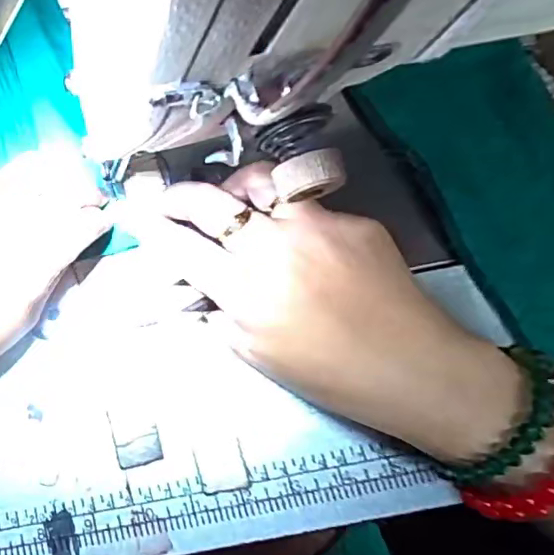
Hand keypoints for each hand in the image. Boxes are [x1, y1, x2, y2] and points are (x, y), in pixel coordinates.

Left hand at [0, 142, 112, 414]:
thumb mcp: (25, 320)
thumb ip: (53, 277)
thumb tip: (74, 249)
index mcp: (36, 257)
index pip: (84, 220)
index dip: (100, 220)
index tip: (103, 225)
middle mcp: (10, 221)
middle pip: (63, 184)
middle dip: (84, 191)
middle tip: (86, 208)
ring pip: (26, 167)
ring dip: (48, 174)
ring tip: (49, 193)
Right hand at [124, 163, 523, 459]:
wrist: (411, 365)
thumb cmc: (327, 374)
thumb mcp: (257, 355)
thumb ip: (220, 316)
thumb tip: (192, 291)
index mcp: (246, 291)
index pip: (183, 247)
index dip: (155, 230)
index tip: (142, 219)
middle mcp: (274, 248)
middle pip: (212, 201)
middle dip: (180, 195)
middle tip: (171, 199)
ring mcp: (316, 225)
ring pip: (263, 180)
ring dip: (240, 187)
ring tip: (240, 201)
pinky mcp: (352, 219)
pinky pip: (310, 205)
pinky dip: (295, 217)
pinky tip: (308, 243)